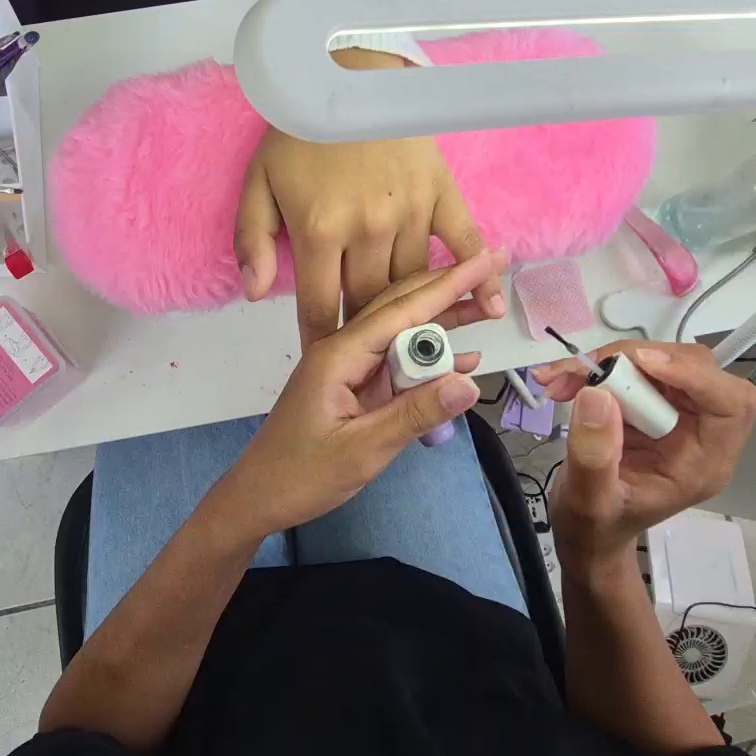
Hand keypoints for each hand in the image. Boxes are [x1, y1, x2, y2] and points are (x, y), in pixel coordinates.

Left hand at [204, 248, 509, 539]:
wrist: (259, 496)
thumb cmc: (302, 475)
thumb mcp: (362, 450)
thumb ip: (414, 415)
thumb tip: (470, 382)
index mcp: (340, 354)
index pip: (402, 310)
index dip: (448, 284)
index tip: (487, 259)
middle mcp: (344, 349)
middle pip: (404, 310)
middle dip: (450, 289)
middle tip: (497, 266)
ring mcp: (349, 367)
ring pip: (403, 334)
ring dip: (445, 324)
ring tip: (490, 306)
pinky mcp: (354, 385)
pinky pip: (397, 363)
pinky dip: (429, 361)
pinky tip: (463, 360)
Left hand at [234, 47, 502, 346]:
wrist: (347, 76)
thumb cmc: (299, 136)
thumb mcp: (258, 183)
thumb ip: (253, 240)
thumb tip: (256, 295)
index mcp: (319, 230)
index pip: (322, 306)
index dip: (321, 340)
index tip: (325, 364)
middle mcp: (368, 229)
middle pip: (370, 303)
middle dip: (366, 336)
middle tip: (369, 360)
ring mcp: (410, 212)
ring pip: (413, 283)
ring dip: (414, 316)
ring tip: (417, 344)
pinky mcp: (441, 194)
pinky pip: (463, 242)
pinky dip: (477, 276)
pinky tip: (488, 308)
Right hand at [532, 342, 755, 572]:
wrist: (587, 534)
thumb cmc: (594, 529)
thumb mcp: (588, 501)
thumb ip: (594, 455)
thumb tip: (597, 393)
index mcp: (703, 463)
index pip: (729, 403)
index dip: (693, 374)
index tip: (639, 363)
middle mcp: (698, 434)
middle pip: (695, 370)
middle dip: (636, 361)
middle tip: (584, 371)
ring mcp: (674, 418)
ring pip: (661, 364)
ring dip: (608, 362)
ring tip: (559, 380)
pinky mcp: (650, 407)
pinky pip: (634, 372)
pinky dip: (596, 368)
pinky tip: (562, 383)